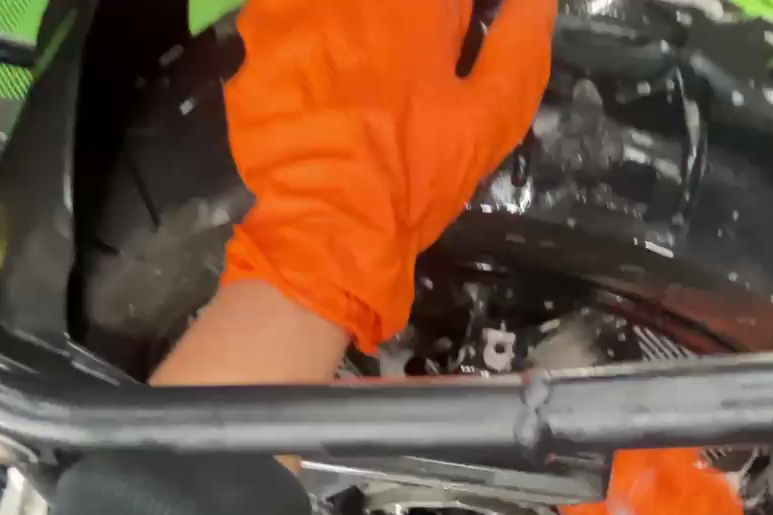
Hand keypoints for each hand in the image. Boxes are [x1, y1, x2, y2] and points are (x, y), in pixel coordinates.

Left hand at [221, 0, 556, 349]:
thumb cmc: (415, 177)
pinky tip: (314, 98)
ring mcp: (290, 7)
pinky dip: (301, 51)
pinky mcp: (253, 43)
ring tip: (355, 97)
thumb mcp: (489, 121)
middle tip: (398, 88)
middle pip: (386, 8)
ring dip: (349, 35)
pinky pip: (281, 26)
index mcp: (415, 1)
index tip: (448, 55)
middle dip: (398, 33)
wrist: (328, 234)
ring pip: (334, 13)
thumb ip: (519, 45)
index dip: (450, 28)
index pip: (448, 2)